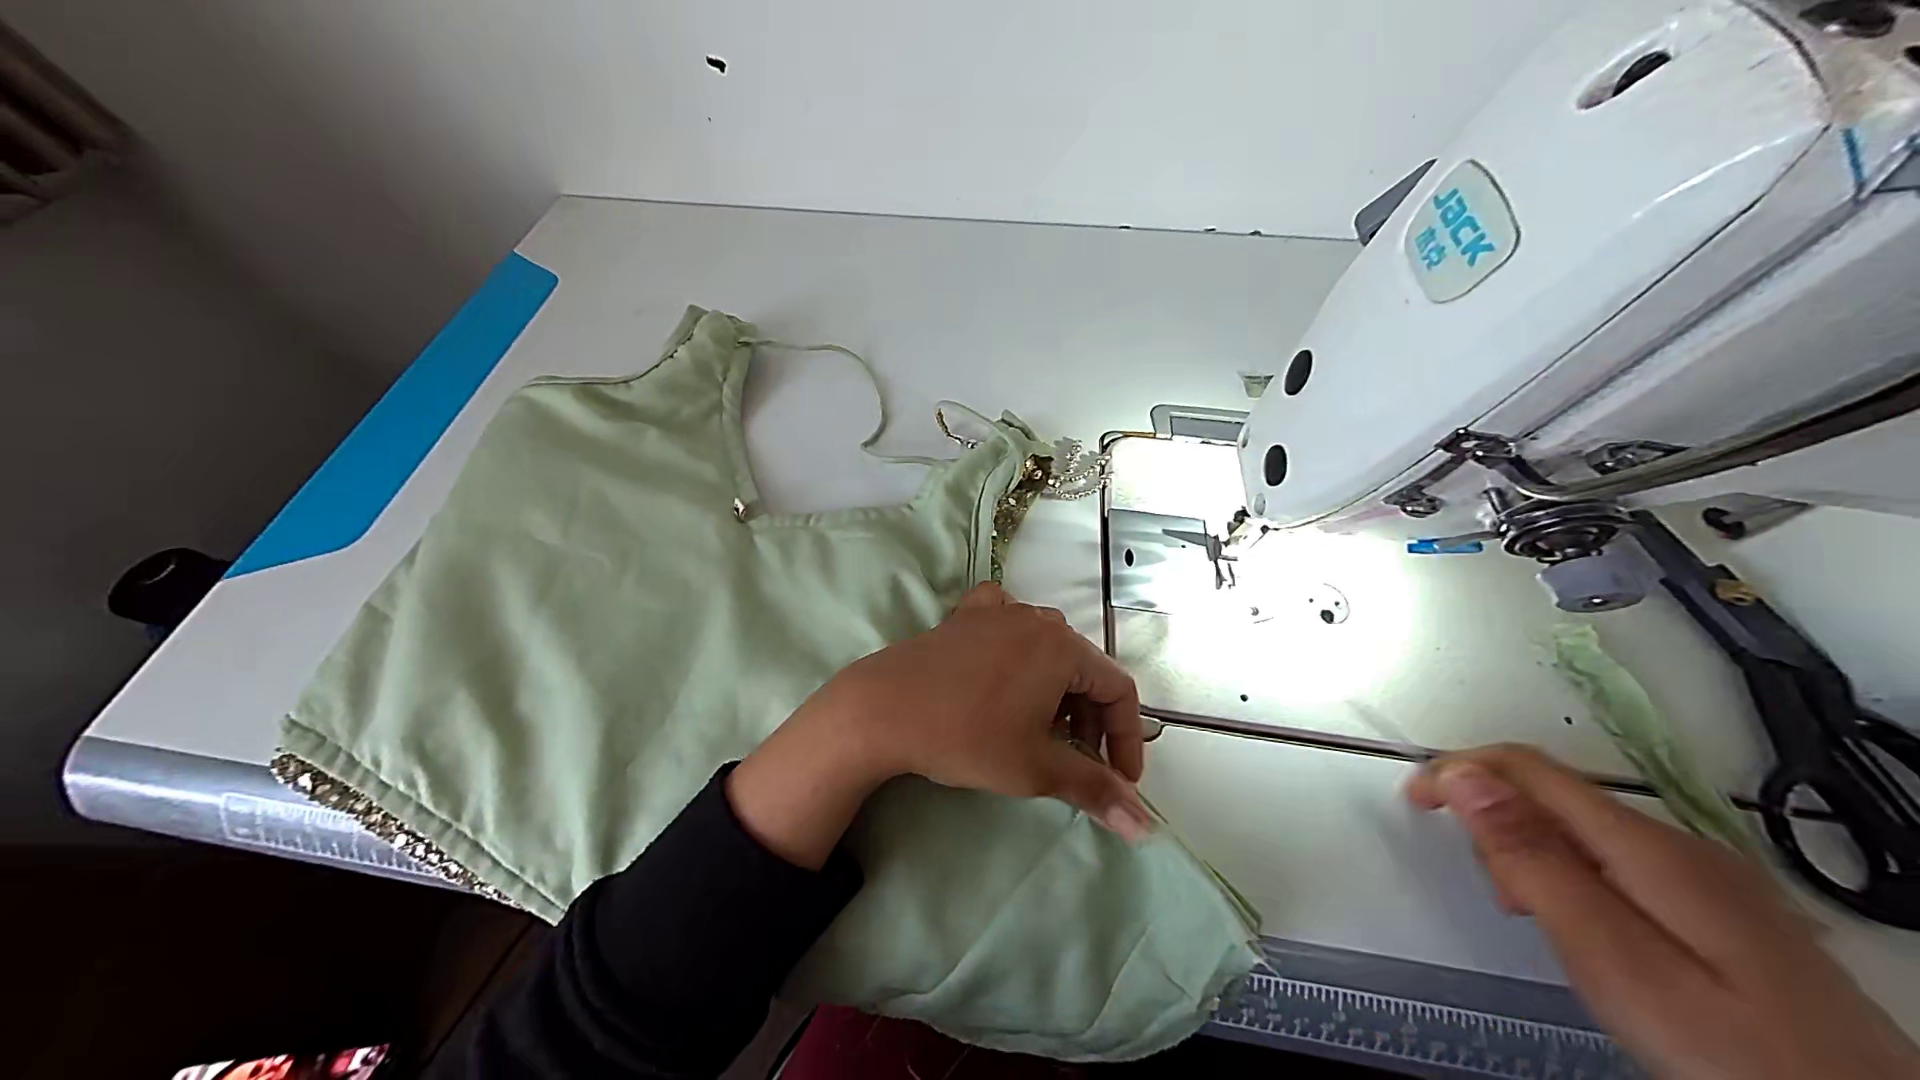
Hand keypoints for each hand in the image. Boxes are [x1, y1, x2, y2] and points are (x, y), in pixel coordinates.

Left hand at [728, 583, 1152, 869]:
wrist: (881, 710)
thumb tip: (1145, 828)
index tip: (1119, 780)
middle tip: (1076, 760)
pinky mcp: (963, 617)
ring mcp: (997, 613)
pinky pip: (1005, 622)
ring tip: (1041, 726)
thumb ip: (1094, 790)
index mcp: (1062, 647)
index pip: (1118, 689)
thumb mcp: (1035, 768)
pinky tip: (1006, 664)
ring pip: (1047, 647)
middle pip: (1083, 669)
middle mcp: (1035, 620)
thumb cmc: (966, 737)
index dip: (1126, 738)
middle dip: (1090, 719)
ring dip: (1056, 688)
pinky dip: (1016, 646)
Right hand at [1408, 744, 1919, 1079]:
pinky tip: (1584, 928)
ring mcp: (1709, 877)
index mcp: (1647, 847)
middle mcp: (1679, 845)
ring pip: (1582, 828)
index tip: (1414, 798)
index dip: (1458, 769)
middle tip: (1496, 893)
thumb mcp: (1611, 956)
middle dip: (1496, 820)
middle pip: (1552, 794)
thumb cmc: (1730, 1051)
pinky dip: (1570, 875)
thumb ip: (1532, 859)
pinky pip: (1614, 860)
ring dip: (1531, 851)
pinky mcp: (1722, 910)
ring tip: (1533, 917)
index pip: (1527, 767)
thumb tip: (1465, 777)